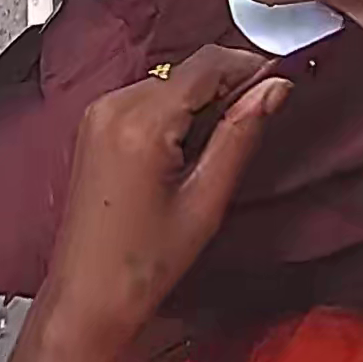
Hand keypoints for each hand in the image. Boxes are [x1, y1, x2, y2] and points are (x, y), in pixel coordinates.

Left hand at [39, 45, 292, 349]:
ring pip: (170, 78)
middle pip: (187, 68)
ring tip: (224, 132)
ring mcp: (99, 109)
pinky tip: (189, 138)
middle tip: (257, 111)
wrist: (85, 297)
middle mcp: (114, 103)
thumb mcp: (205, 201)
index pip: (205, 64)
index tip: (277, 80)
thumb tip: (274, 87)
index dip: (247, 64)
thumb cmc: (145, 263)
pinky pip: (148, 93)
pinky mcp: (94, 119)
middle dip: (227, 82)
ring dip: (203, 93)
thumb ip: (240, 134)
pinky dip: (176, 104)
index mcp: (141, 122)